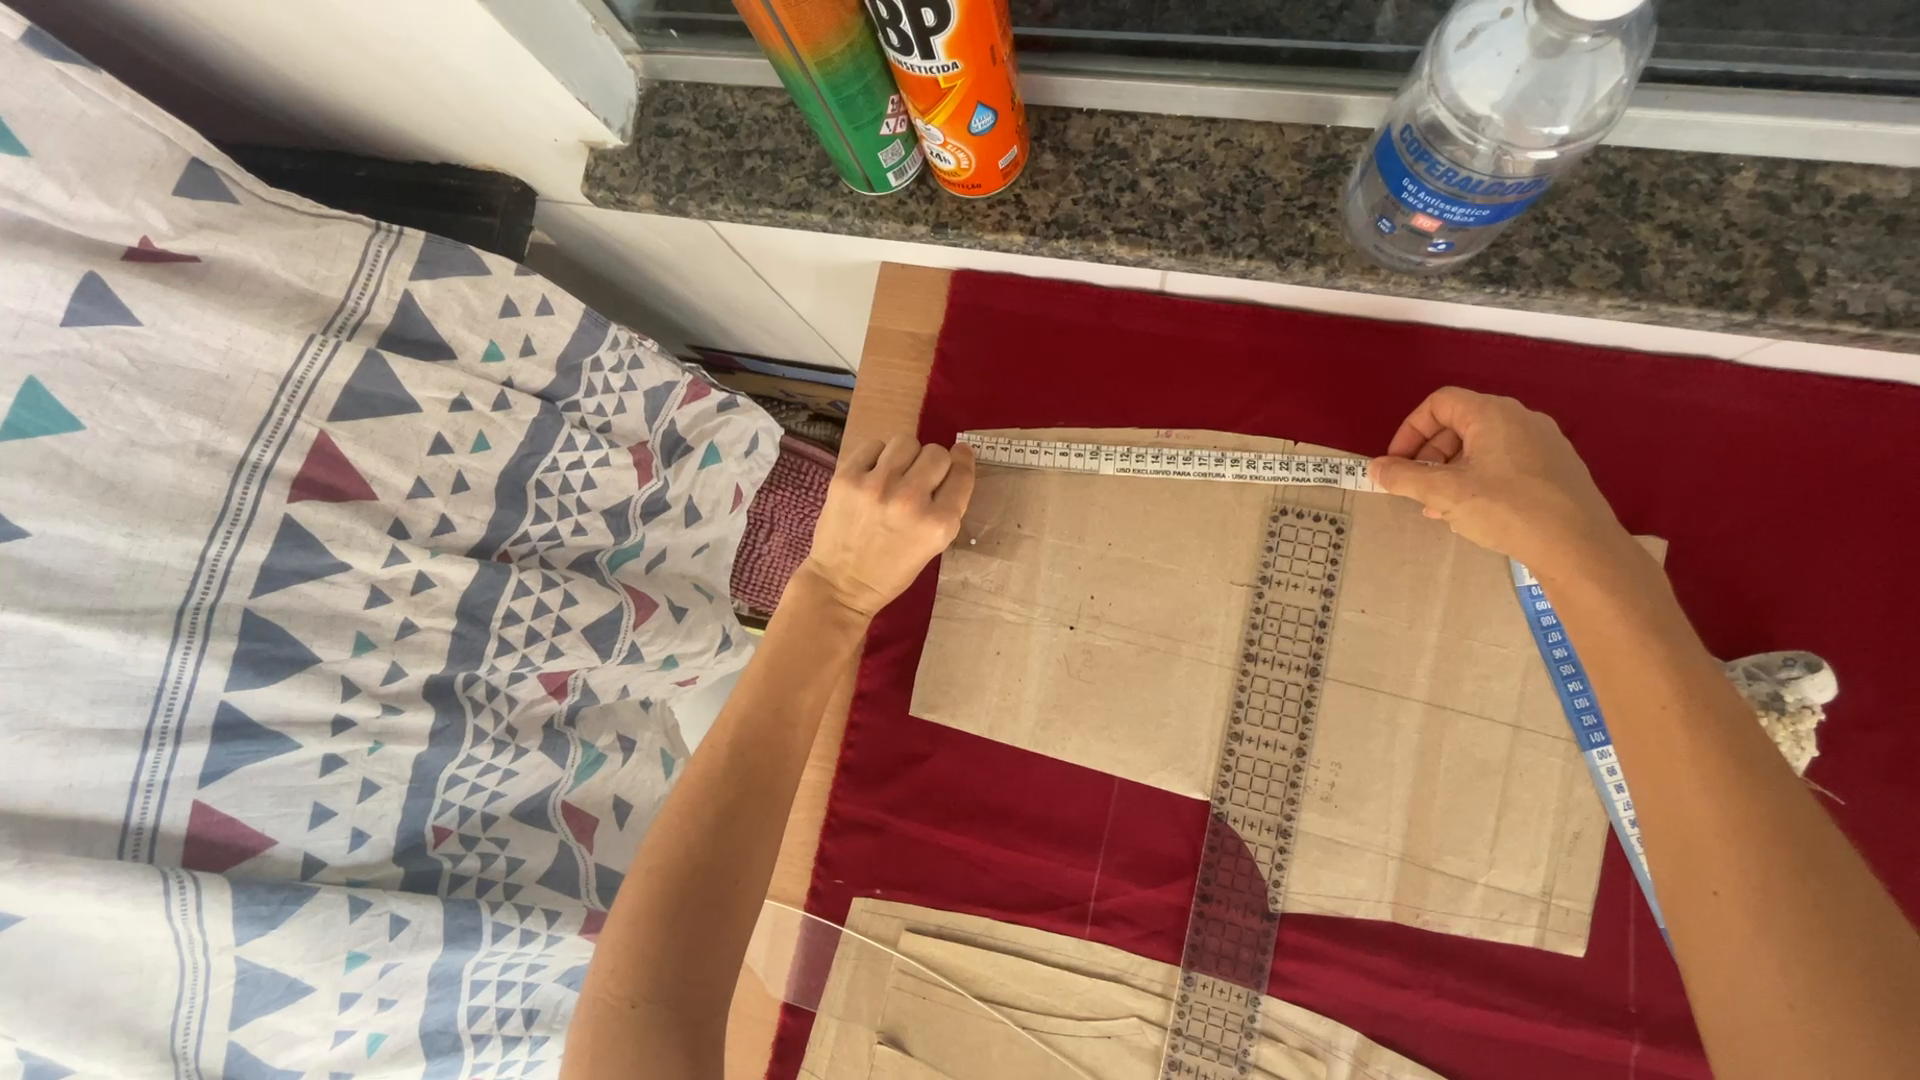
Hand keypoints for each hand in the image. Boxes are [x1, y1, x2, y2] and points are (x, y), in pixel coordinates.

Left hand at [797, 435, 976, 618]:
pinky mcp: (847, 478)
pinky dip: (877, 457)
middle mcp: (910, 501)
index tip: (959, 456)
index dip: (963, 461)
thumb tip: (954, 462)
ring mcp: (876, 486)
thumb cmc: (891, 572)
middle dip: (933, 462)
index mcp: (938, 524)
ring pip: (907, 442)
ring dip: (906, 455)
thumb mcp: (933, 546)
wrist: (840, 584)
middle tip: (920, 477)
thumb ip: (946, 508)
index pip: (961, 474)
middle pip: (937, 453)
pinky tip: (872, 476)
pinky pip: (874, 445)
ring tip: (895, 474)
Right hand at [1369, 387, 1635, 573]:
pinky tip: (1470, 512)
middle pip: (1458, 424)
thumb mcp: (1443, 493)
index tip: (1397, 463)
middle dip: (1427, 455)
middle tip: (1415, 486)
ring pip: (1480, 447)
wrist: (1578, 545)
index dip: (1410, 430)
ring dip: (1449, 471)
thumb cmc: (1506, 508)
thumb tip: (1376, 468)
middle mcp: (1521, 419)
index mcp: (1493, 414)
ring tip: (1437, 505)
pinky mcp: (1554, 468)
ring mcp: (1542, 443)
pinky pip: (1503, 463)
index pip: (1439, 404)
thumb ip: (1403, 477)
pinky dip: (1476, 479)